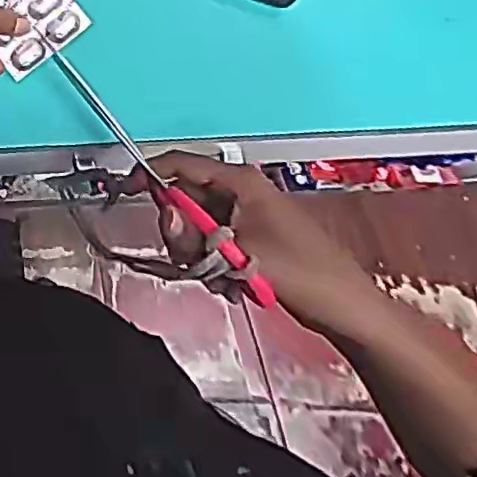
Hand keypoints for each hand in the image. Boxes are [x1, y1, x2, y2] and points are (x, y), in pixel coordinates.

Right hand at [130, 152, 388, 337]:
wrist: (350, 312)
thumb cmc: (304, 274)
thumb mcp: (239, 253)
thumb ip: (194, 233)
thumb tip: (163, 213)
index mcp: (240, 182)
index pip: (180, 164)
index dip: (149, 173)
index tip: (126, 191)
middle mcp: (240, 191)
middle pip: (185, 198)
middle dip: (181, 231)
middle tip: (192, 257)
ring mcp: (246, 214)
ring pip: (196, 224)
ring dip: (198, 253)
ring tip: (221, 276)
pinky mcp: (250, 236)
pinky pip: (212, 242)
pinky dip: (212, 262)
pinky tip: (232, 282)